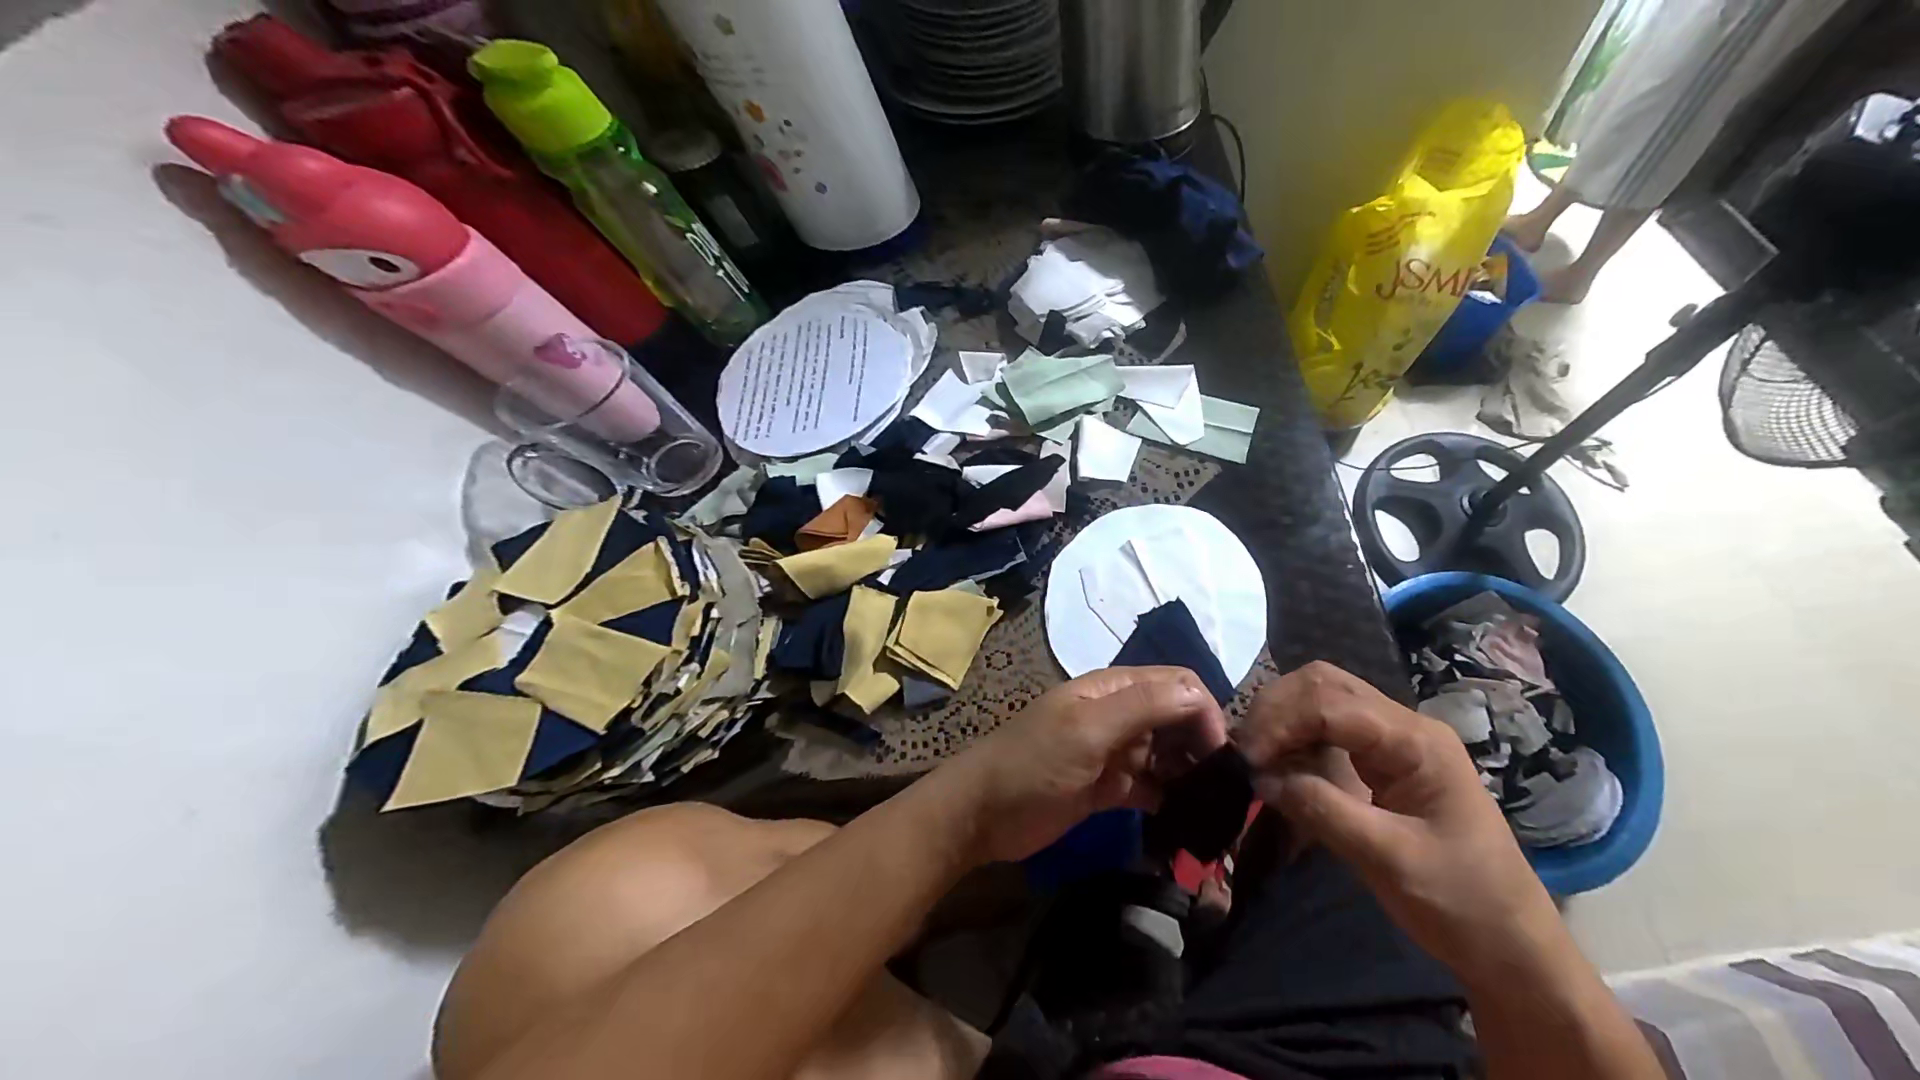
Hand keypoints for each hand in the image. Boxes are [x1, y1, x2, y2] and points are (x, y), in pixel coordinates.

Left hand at [936, 666, 1227, 864]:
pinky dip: (1169, 797)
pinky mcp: (1107, 787)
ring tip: (1212, 807)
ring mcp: (1112, 752)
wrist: (981, 814)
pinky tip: (1186, 818)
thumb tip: (1200, 693)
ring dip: (1189, 772)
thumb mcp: (1087, 730)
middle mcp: (1116, 714)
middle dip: (1202, 743)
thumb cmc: (1033, 764)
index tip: (1222, 754)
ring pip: (1166, 753)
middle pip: (1175, 717)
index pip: (1176, 684)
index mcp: (1110, 689)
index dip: (1204, 710)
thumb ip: (1142, 706)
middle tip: (1223, 787)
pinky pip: (1150, 785)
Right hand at [1236, 662, 1561, 984]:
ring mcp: (1393, 741)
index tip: (1247, 760)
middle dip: (1276, 708)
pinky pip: (1325, 728)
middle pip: (1323, 684)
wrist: (1511, 948)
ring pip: (1320, 698)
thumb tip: (1260, 776)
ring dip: (1280, 718)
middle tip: (1246, 751)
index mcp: (1416, 742)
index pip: (1330, 704)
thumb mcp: (1388, 859)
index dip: (1280, 722)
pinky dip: (1292, 736)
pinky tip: (1277, 763)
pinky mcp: (1381, 760)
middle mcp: (1404, 727)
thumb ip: (1322, 810)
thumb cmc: (1461, 903)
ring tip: (1255, 756)